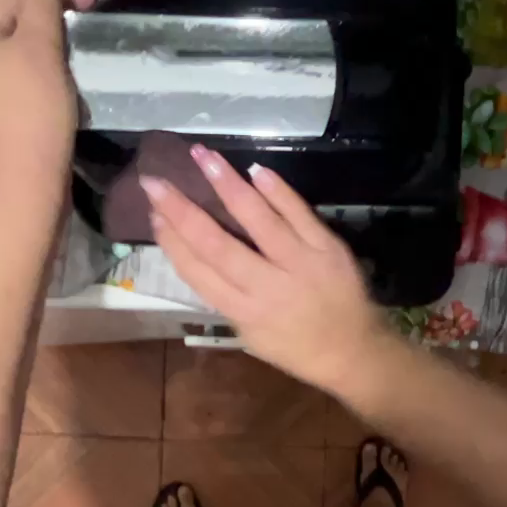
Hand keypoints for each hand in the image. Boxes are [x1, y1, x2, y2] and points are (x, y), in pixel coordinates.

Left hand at [0, 0, 92, 196]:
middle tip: (85, 38)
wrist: (23, 191)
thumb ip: (42, 4)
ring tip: (74, 68)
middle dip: (48, 25)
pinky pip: (15, 91)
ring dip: (45, 57)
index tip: (92, 6)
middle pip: (11, 25)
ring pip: (13, 59)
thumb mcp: (41, 48)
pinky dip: (37, 86)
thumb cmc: (33, 115)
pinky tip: (56, 99)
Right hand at [143, 145, 404, 392]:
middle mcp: (268, 288)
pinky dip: (278, 191)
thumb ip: (226, 298)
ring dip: (227, 185)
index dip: (173, 242)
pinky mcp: (328, 249)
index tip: (154, 214)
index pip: (199, 273)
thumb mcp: (251, 335)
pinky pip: (299, 214)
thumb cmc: (295, 346)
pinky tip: (255, 171)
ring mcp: (300, 264)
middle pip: (217, 244)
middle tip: (155, 182)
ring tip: (202, 155)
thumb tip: (195, 256)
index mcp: (245, 312)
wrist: (352, 352)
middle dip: (182, 210)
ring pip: (258, 220)